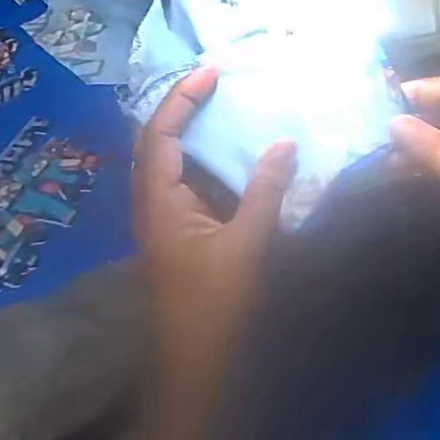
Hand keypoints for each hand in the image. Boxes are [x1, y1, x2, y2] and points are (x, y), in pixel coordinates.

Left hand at [132, 66, 296, 377]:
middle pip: (159, 143)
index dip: (182, 99)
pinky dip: (211, 163)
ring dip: (197, 134)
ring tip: (228, 108)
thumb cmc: (217, 306)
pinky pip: (192, 185)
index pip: (160, 135)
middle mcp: (154, 205)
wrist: (198, 366)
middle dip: (184, 108)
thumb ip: (265, 190)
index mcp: (159, 203)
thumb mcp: (247, 244)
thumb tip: (284, 143)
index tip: (212, 73)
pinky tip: (238, 157)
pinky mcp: (183, 233)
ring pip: (175, 164)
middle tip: (218, 83)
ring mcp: (167, 220)